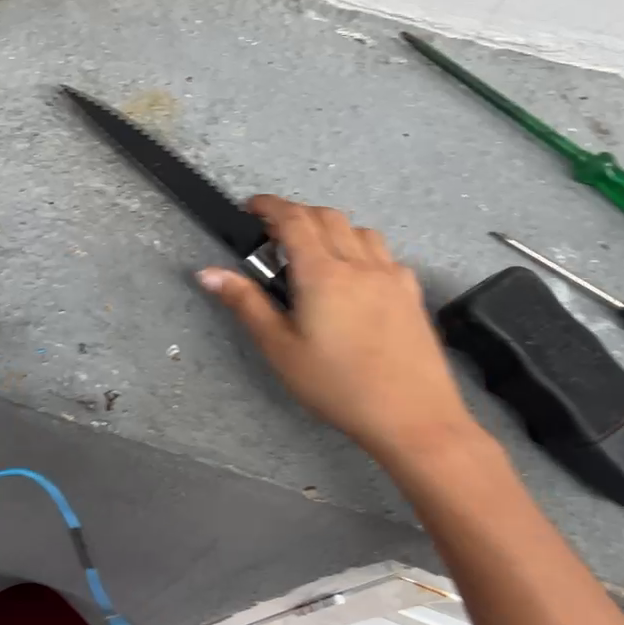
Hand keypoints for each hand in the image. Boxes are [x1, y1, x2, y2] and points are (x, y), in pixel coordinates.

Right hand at [199, 194, 480, 466]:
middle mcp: (360, 265)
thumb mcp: (280, 348)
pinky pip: (384, 254)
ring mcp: (392, 277)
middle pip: (327, 216)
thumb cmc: (338, 385)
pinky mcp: (412, 295)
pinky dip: (360, 250)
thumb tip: (208, 273)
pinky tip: (353, 280)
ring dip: (331, 229)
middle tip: (273, 235)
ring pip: (360, 230)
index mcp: (323, 273)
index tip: (251, 207)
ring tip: (313, 254)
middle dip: (297, 214)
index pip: (294, 219)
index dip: (269, 205)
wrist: (414, 419)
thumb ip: (245, 304)